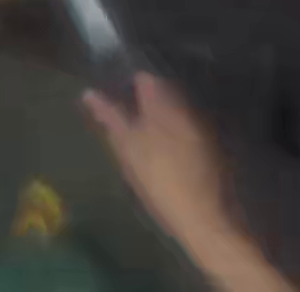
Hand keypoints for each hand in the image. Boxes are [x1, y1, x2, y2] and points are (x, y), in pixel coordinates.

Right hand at [82, 72, 235, 247]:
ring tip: (142, 128)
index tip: (116, 87)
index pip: (146, 78)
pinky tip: (163, 147)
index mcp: (162, 106)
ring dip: (160, 114)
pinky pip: (187, 130)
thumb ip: (108, 115)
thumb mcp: (125, 145)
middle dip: (146, 97)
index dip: (130, 79)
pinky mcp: (210, 153)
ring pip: (176, 112)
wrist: (203, 220)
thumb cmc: (157, 176)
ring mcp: (200, 133)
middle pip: (164, 93)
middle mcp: (184, 112)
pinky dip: (174, 131)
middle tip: (126, 107)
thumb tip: (88, 92)